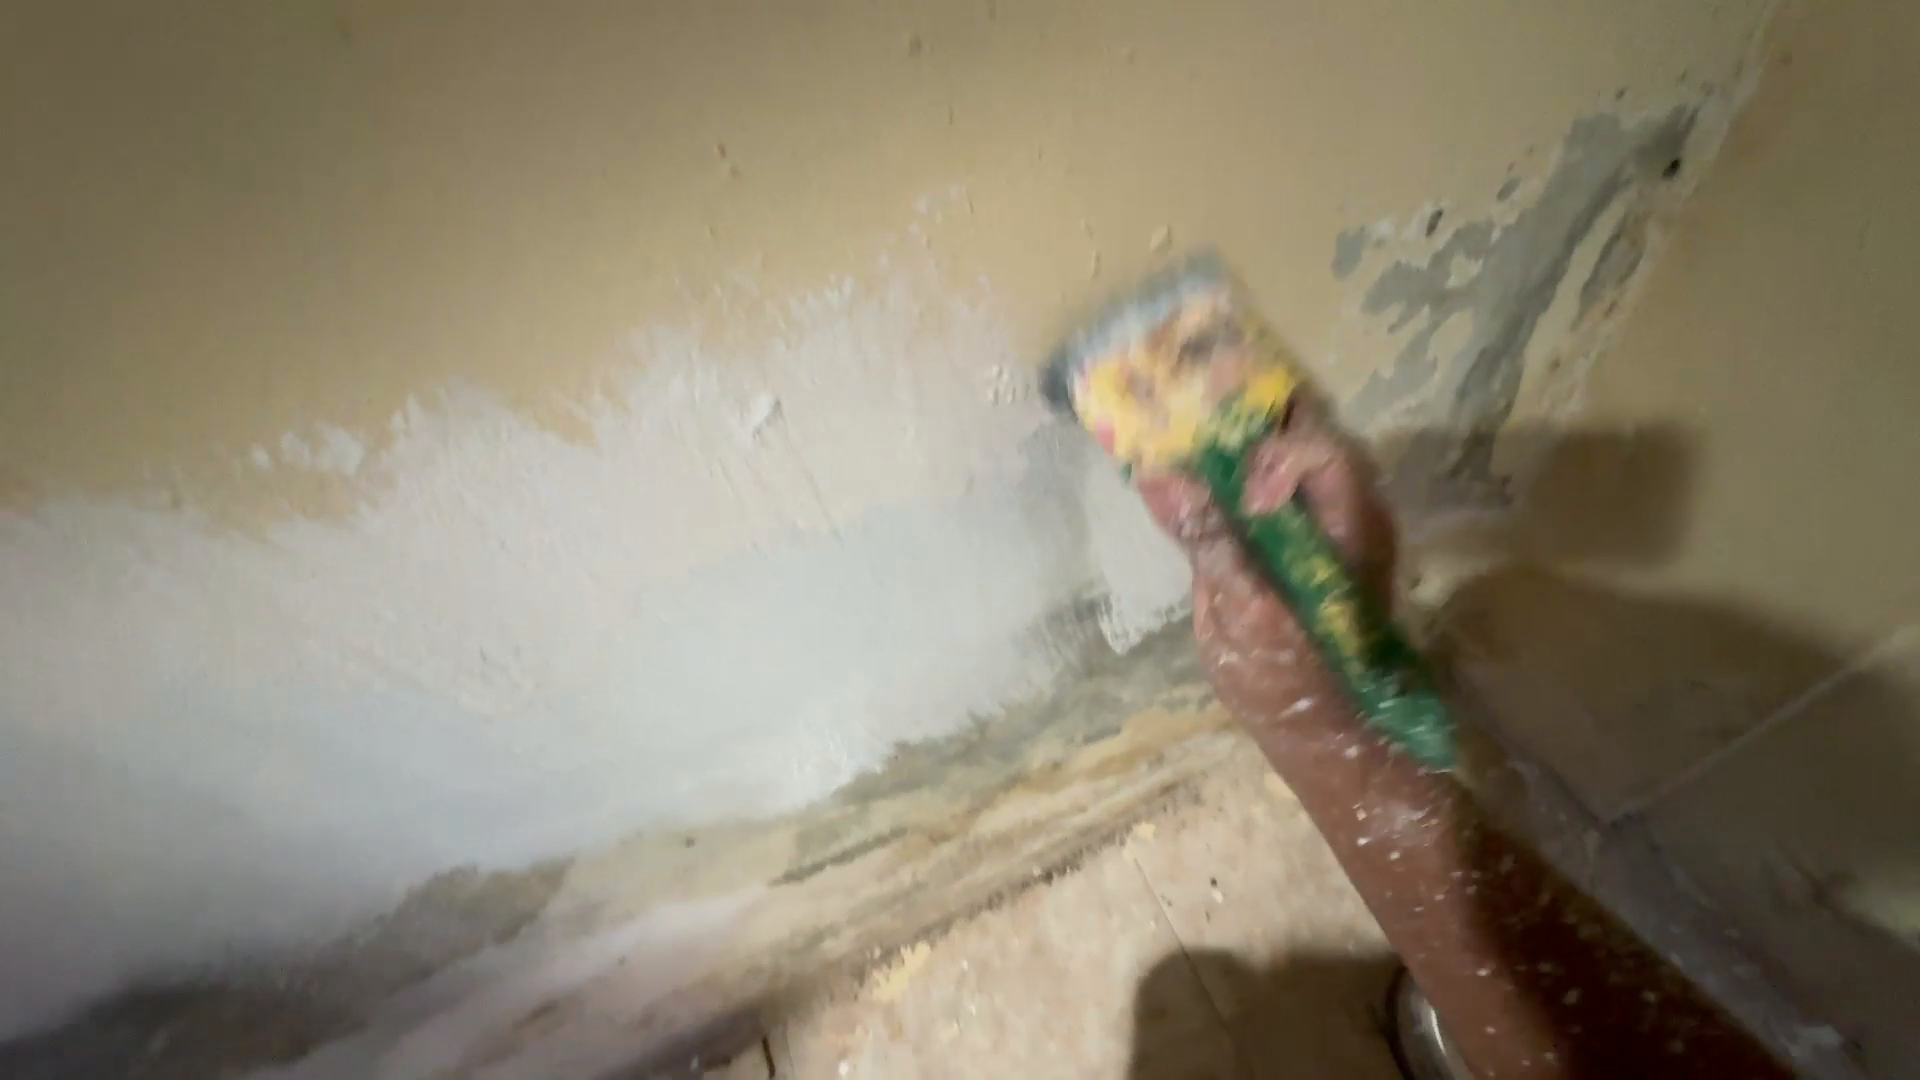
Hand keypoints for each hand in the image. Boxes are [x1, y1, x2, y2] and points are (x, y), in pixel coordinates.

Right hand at [1133, 402, 1397, 728]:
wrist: (1320, 730)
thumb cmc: (1290, 683)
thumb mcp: (1242, 617)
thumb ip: (1206, 541)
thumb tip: (1158, 474)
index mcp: (1348, 530)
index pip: (1320, 451)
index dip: (1274, 455)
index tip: (1240, 494)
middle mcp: (1345, 512)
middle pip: (1300, 430)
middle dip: (1242, 417)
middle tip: (1184, 421)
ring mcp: (1321, 521)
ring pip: (1281, 450)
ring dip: (1228, 439)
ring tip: (1177, 443)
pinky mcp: (1294, 536)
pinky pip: (1263, 483)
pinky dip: (1225, 471)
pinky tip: (1188, 480)